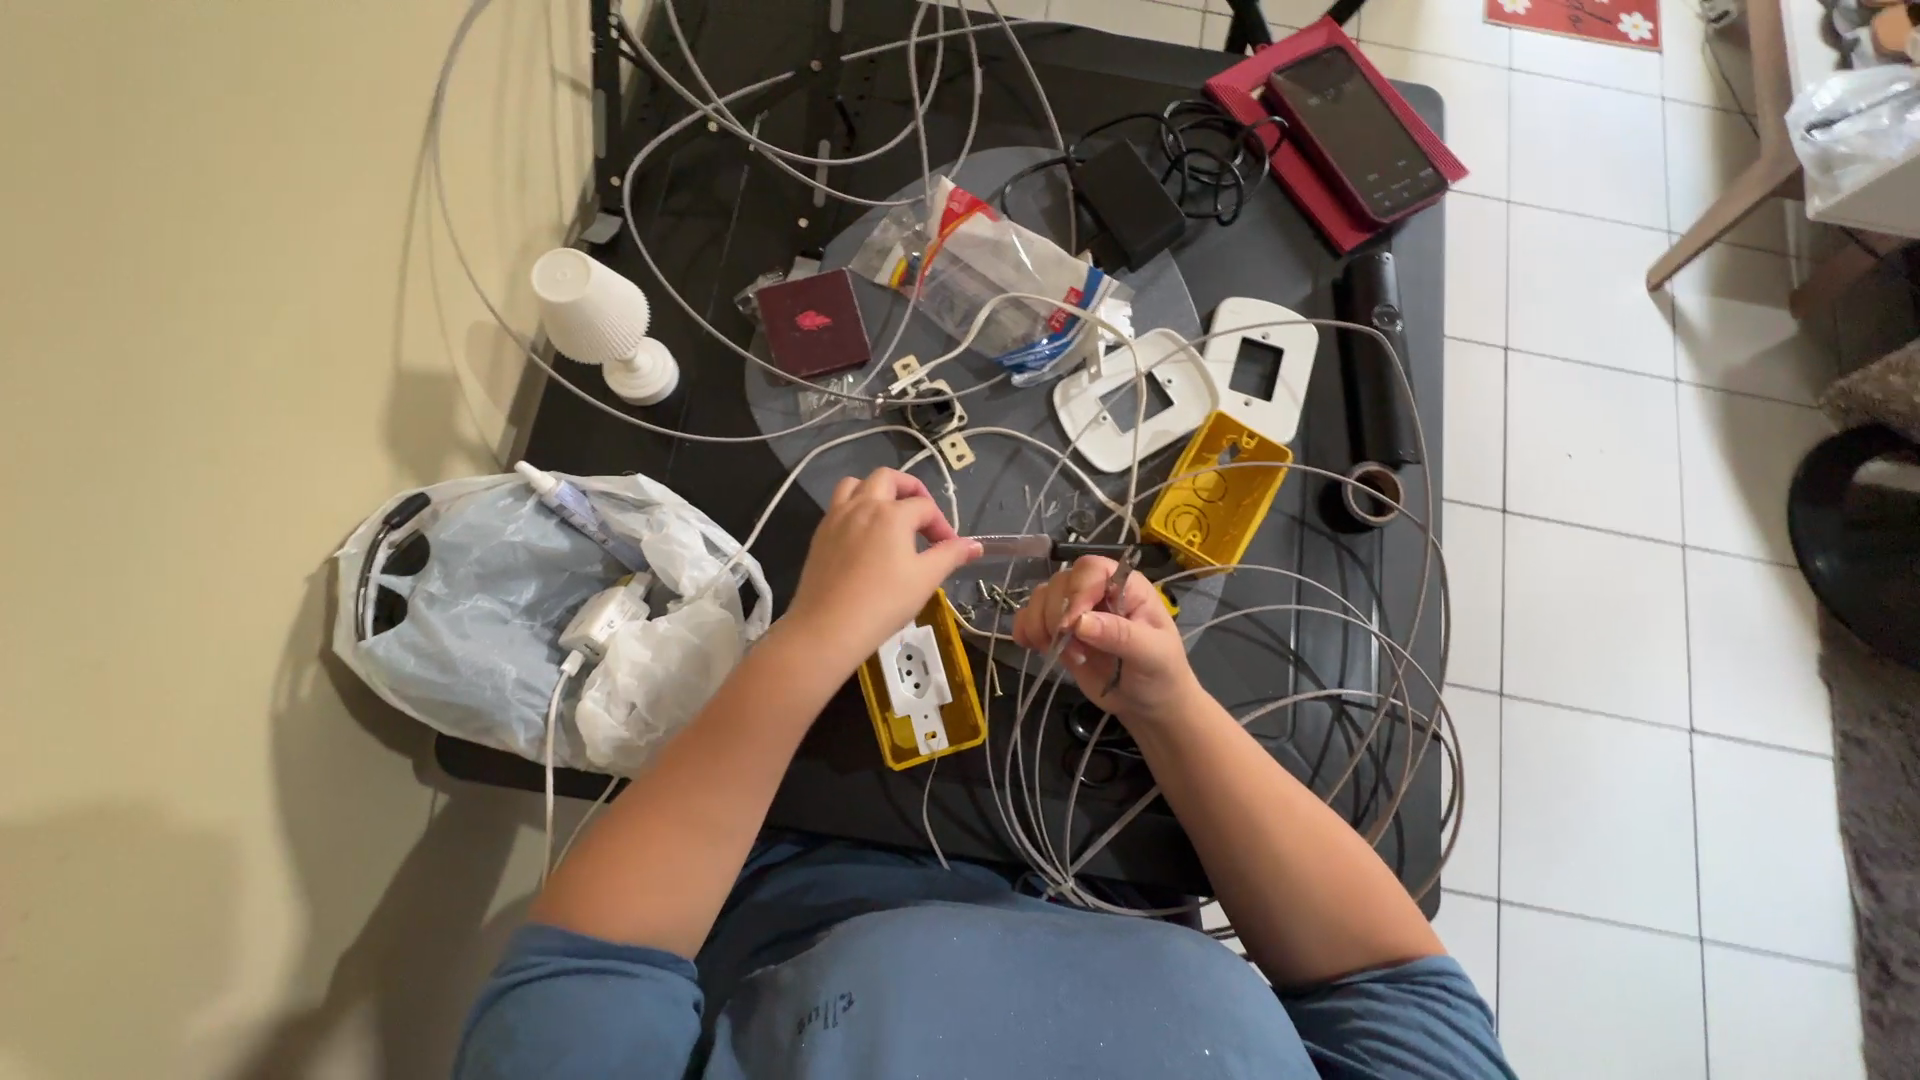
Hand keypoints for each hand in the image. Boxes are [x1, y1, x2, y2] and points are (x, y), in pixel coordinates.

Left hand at [784, 468, 981, 669]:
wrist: (828, 627)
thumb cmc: (883, 603)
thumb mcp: (925, 579)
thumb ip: (950, 555)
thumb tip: (975, 545)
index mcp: (891, 513)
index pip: (925, 507)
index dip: (942, 526)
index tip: (950, 549)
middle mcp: (862, 505)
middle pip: (887, 478)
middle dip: (910, 489)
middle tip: (922, 515)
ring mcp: (836, 518)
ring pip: (855, 484)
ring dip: (876, 490)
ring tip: (889, 514)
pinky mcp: (820, 534)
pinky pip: (838, 505)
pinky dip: (855, 507)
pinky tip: (864, 535)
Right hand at [1010, 556, 1205, 729]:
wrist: (1148, 704)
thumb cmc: (1160, 673)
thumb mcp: (1152, 654)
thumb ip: (1119, 635)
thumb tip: (1080, 622)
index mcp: (1125, 585)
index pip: (1091, 569)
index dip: (1077, 591)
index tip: (1072, 625)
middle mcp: (1096, 591)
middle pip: (1060, 583)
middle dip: (1058, 617)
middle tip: (1077, 651)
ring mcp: (1074, 611)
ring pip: (1040, 598)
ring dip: (1042, 626)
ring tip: (1067, 655)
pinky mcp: (1057, 632)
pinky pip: (1029, 618)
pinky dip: (1026, 631)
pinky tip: (1034, 648)